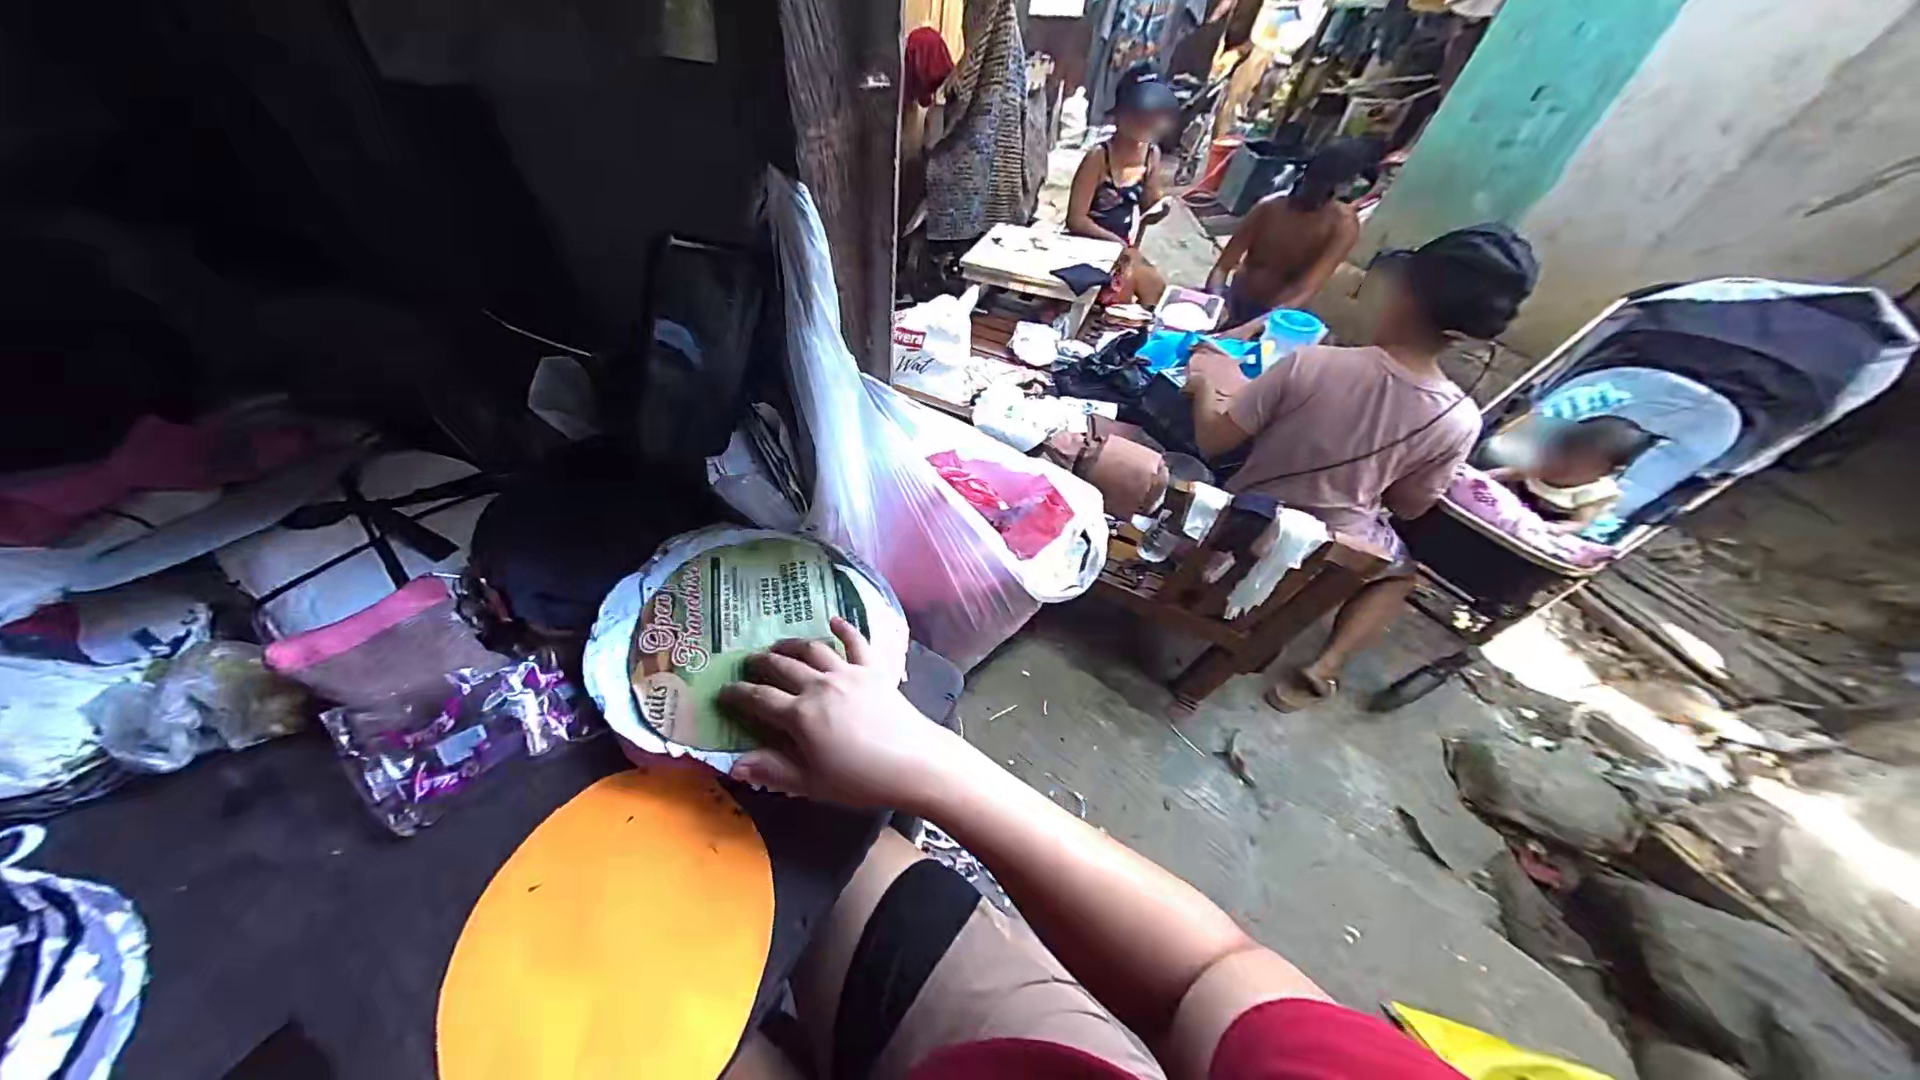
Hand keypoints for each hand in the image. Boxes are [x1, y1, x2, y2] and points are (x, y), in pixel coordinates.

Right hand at [718, 618, 971, 809]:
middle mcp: (819, 686)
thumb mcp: (811, 783)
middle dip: (762, 663)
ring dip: (793, 645)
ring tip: (780, 645)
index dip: (738, 694)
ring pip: (813, 649)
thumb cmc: (860, 779)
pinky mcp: (873, 669)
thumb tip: (734, 764)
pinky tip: (834, 620)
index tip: (724, 691)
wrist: (913, 762)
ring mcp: (848, 673)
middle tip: (750, 662)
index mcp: (800, 716)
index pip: (759, 699)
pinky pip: (856, 642)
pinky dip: (844, 628)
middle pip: (783, 667)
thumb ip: (773, 771)